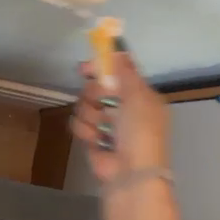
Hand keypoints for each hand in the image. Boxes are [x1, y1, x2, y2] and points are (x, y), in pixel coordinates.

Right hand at [68, 46, 169, 185]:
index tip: (85, 68)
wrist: (131, 172)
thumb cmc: (141, 132)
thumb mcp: (137, 96)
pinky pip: (79, 124)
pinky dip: (85, 132)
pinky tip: (96, 141)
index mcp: (140, 96)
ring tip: (101, 129)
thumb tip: (118, 48)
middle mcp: (123, 108)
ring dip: (90, 116)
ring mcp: (107, 124)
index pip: (118, 73)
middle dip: (94, 94)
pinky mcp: (92, 139)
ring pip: (84, 106)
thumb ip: (125, 71)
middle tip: (101, 102)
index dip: (101, 67)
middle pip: (96, 88)